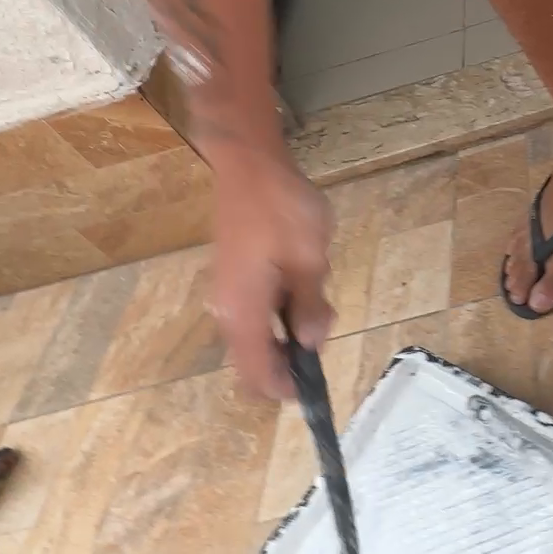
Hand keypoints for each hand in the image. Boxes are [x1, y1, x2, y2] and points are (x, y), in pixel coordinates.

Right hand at [209, 142, 334, 398]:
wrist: (250, 164)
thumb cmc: (282, 211)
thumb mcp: (309, 259)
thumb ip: (310, 304)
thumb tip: (311, 344)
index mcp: (242, 313)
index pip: (257, 372)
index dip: (284, 387)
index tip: (312, 389)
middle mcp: (227, 308)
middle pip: (255, 354)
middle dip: (292, 351)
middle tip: (325, 319)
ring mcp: (229, 288)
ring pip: (259, 326)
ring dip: (290, 321)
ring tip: (319, 284)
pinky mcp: (236, 270)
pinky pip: (259, 302)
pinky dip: (283, 301)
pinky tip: (307, 269)